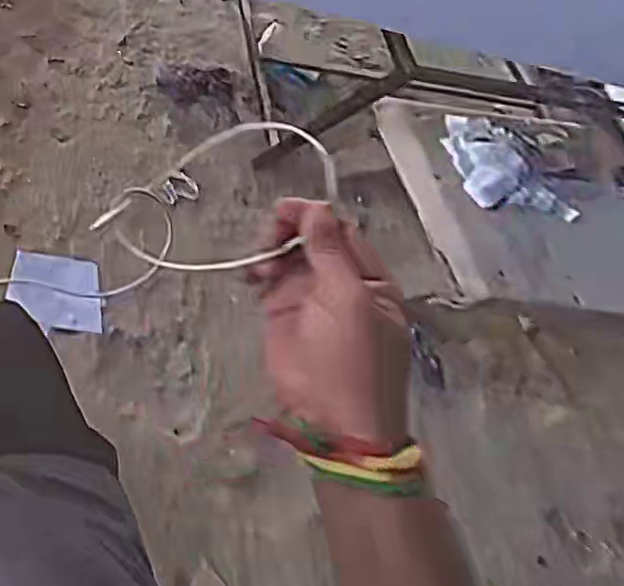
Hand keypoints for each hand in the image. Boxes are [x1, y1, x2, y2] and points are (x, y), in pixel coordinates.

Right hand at [249, 199, 410, 447]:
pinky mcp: (281, 306)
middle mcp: (340, 282)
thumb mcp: (347, 300)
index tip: (283, 210)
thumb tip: (317, 208)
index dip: (313, 217)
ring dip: (269, 250)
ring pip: (286, 253)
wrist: (329, 415)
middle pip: (310, 238)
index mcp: (370, 280)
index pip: (341, 232)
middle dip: (287, 232)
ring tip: (260, 267)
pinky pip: (267, 274)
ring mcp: (310, 294)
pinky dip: (257, 268)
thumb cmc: (351, 359)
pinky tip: (253, 276)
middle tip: (267, 238)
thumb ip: (329, 251)